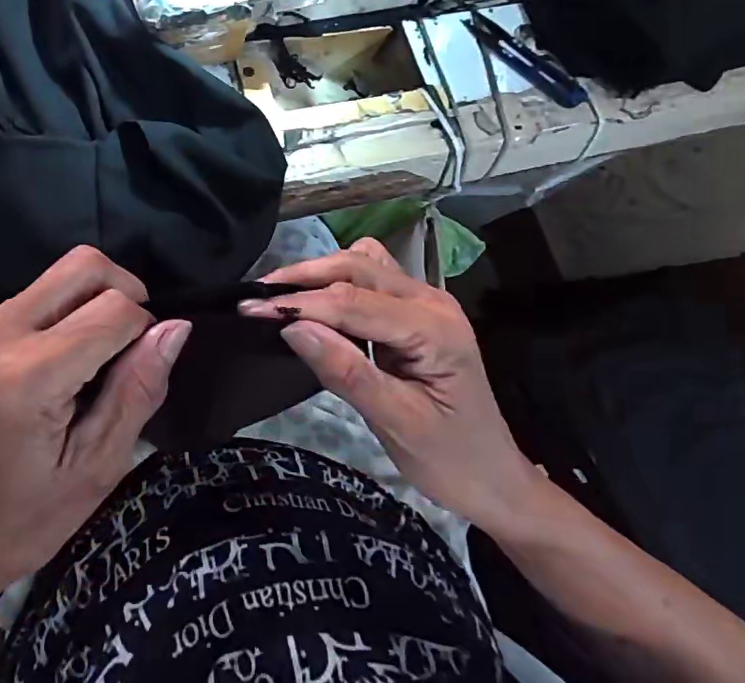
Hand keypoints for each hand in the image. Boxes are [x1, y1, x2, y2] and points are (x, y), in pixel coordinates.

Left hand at [0, 245, 190, 600]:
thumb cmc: (24, 519)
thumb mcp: (96, 467)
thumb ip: (138, 389)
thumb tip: (176, 327)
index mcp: (29, 374)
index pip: (115, 308)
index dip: (145, 332)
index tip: (139, 373)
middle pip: (84, 264)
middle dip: (124, 292)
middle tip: (130, 347)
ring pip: (61, 273)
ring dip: (94, 302)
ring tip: (96, 362)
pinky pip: (38, 294)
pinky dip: (67, 313)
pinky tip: (65, 363)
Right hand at [243, 238, 544, 532]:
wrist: (495, 480)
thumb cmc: (450, 460)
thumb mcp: (396, 422)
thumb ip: (346, 371)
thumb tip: (292, 327)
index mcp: (434, 329)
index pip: (351, 303)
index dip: (298, 303)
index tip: (250, 309)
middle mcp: (431, 301)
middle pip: (355, 267)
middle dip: (302, 278)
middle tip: (255, 297)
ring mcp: (425, 300)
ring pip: (360, 265)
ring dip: (316, 273)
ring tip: (276, 296)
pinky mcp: (415, 308)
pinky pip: (369, 276)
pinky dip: (335, 279)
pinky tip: (316, 297)